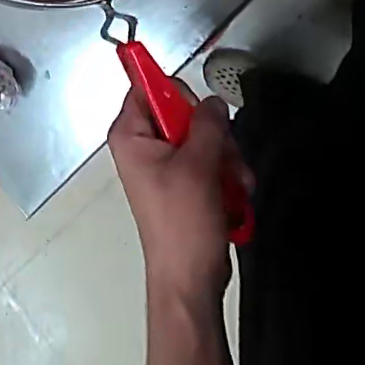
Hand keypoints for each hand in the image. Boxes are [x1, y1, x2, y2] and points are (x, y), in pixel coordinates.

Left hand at [107, 84, 240, 304]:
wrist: (189, 278)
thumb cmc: (183, 222)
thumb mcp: (198, 165)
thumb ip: (208, 124)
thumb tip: (213, 102)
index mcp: (130, 134)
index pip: (144, 87)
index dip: (173, 91)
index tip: (195, 108)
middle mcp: (142, 143)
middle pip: (181, 110)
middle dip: (212, 132)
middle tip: (223, 156)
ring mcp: (163, 162)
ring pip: (201, 135)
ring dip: (225, 156)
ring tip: (232, 182)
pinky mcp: (183, 179)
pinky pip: (208, 158)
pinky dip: (225, 172)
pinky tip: (234, 192)